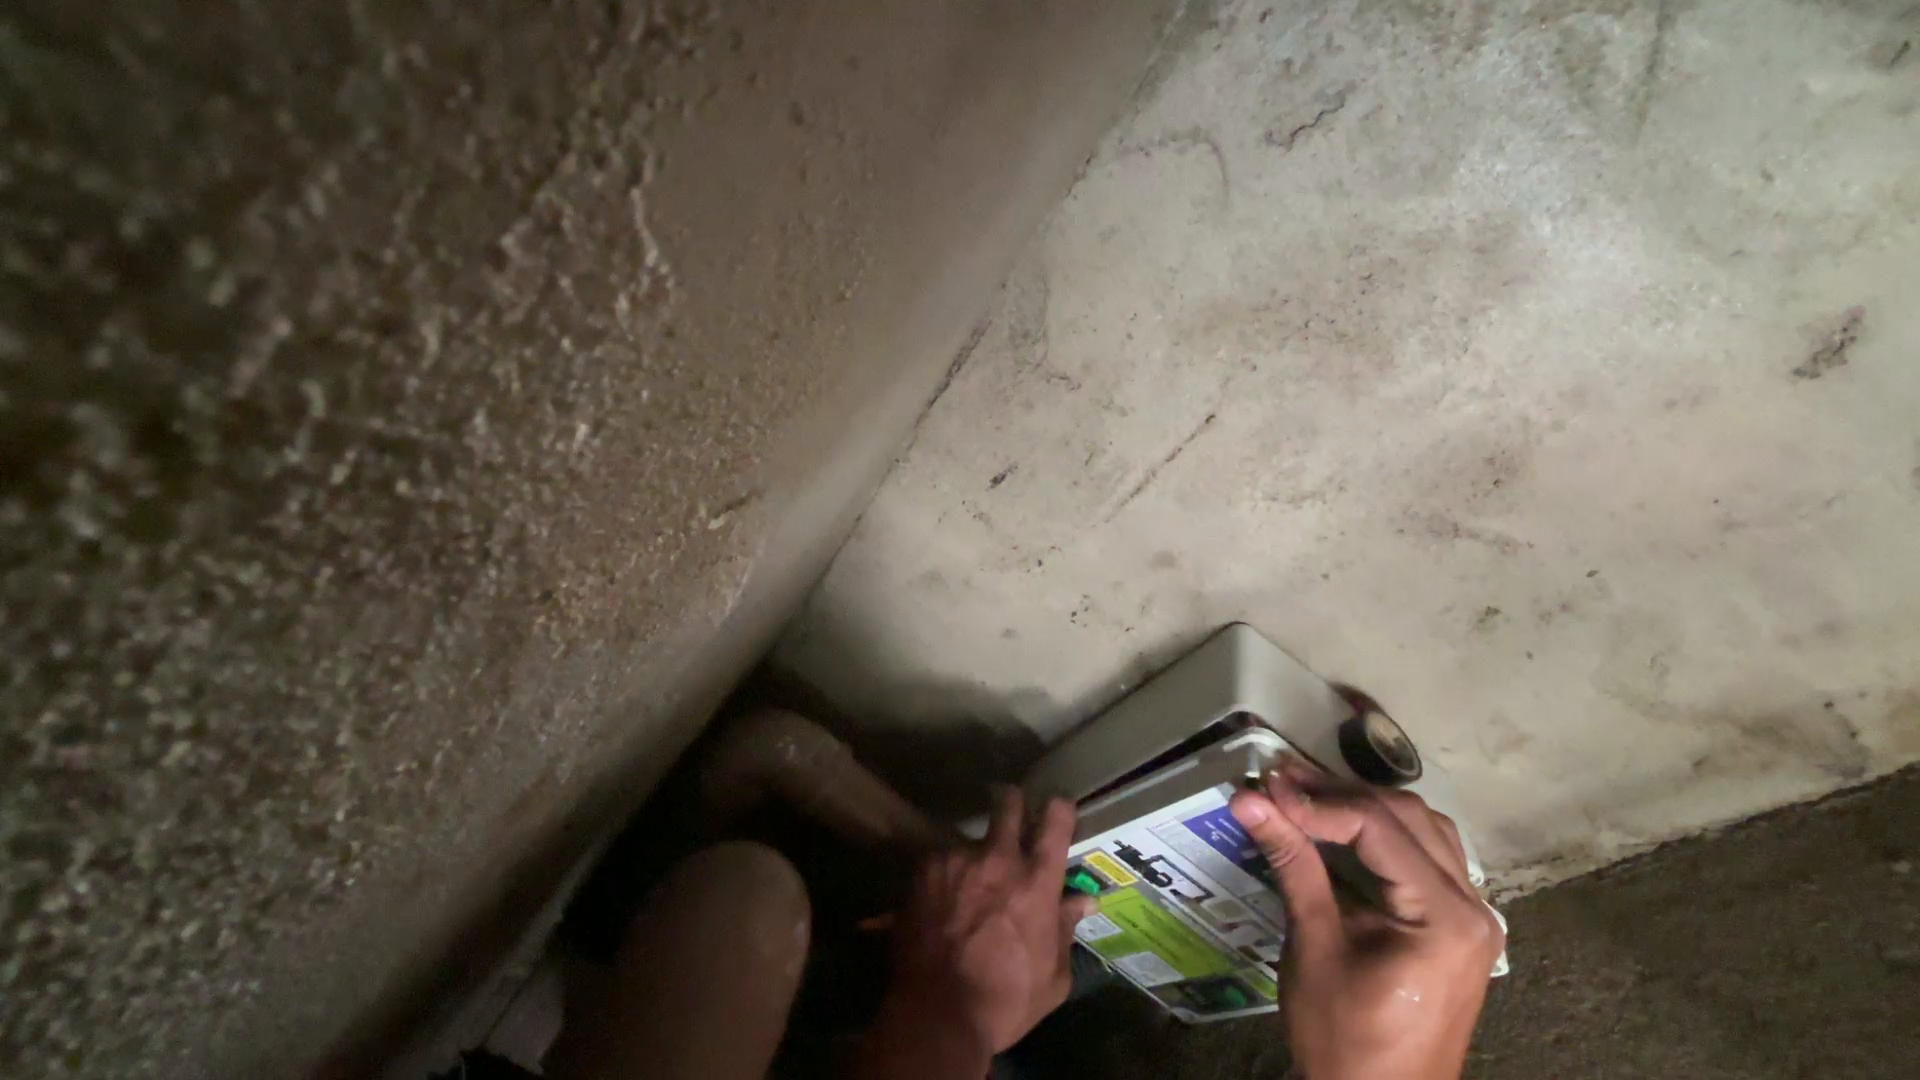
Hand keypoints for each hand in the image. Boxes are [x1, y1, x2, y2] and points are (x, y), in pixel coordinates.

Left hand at [885, 788, 1093, 1054]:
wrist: (938, 1013)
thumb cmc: (1006, 1000)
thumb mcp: (1053, 976)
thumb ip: (1066, 929)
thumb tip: (1083, 900)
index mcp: (1036, 882)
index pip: (1055, 823)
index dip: (1059, 809)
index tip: (1058, 808)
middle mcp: (998, 859)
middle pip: (1008, 806)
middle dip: (1012, 802)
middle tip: (1011, 810)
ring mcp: (957, 861)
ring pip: (968, 841)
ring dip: (972, 858)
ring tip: (965, 887)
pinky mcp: (924, 871)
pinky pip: (940, 863)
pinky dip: (944, 877)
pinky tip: (938, 903)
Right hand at [1230, 757, 1503, 1079]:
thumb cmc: (1344, 1035)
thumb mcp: (1313, 944)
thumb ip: (1291, 862)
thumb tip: (1249, 798)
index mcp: (1445, 916)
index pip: (1379, 828)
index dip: (1318, 801)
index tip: (1266, 788)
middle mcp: (1472, 906)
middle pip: (1405, 816)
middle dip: (1338, 794)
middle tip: (1278, 784)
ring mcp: (1471, 915)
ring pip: (1421, 827)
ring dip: (1361, 806)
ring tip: (1303, 798)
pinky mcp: (1457, 924)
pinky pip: (1425, 853)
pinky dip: (1382, 831)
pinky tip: (1342, 829)